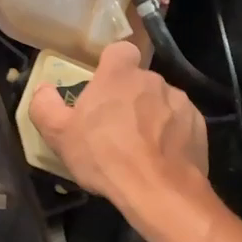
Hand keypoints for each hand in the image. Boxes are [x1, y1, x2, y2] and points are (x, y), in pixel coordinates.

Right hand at [30, 41, 209, 212]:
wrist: (158, 189)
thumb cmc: (104, 156)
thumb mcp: (59, 135)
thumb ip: (45, 106)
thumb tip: (43, 90)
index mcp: (120, 74)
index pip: (119, 51)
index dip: (112, 66)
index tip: (103, 88)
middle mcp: (153, 80)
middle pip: (139, 81)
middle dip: (130, 98)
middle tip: (115, 128)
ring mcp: (180, 102)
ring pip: (161, 102)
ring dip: (152, 117)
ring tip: (141, 149)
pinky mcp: (198, 125)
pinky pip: (181, 123)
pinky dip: (172, 136)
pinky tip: (161, 159)